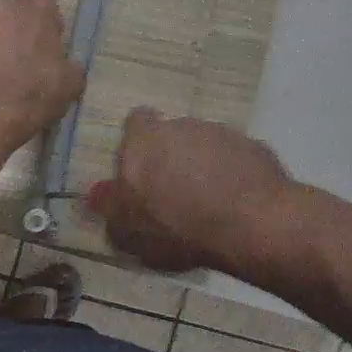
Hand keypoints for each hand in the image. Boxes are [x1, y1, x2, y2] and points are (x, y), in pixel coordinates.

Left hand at [0, 0, 85, 148]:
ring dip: (1, 40)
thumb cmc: (37, 92)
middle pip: (14, 7)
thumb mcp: (72, 80)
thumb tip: (65, 64)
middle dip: (21, 24)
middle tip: (29, 53)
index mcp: (33, 4)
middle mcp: (1, 6)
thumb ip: (69, 62)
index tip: (51, 36)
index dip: (48, 12)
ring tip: (8, 69)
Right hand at [90, 109, 301, 276]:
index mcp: (144, 141)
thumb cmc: (176, 226)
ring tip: (205, 202)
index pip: (136, 121)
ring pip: (204, 146)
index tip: (139, 167)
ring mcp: (223, 134)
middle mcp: (182, 126)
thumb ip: (109, 208)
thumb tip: (95, 193)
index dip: (137, 142)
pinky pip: (235, 160)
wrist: (251, 225)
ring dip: (202, 166)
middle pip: (171, 135)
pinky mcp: (256, 148)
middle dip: (170, 156)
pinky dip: (232, 176)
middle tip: (170, 192)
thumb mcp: (127, 230)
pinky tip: (233, 204)